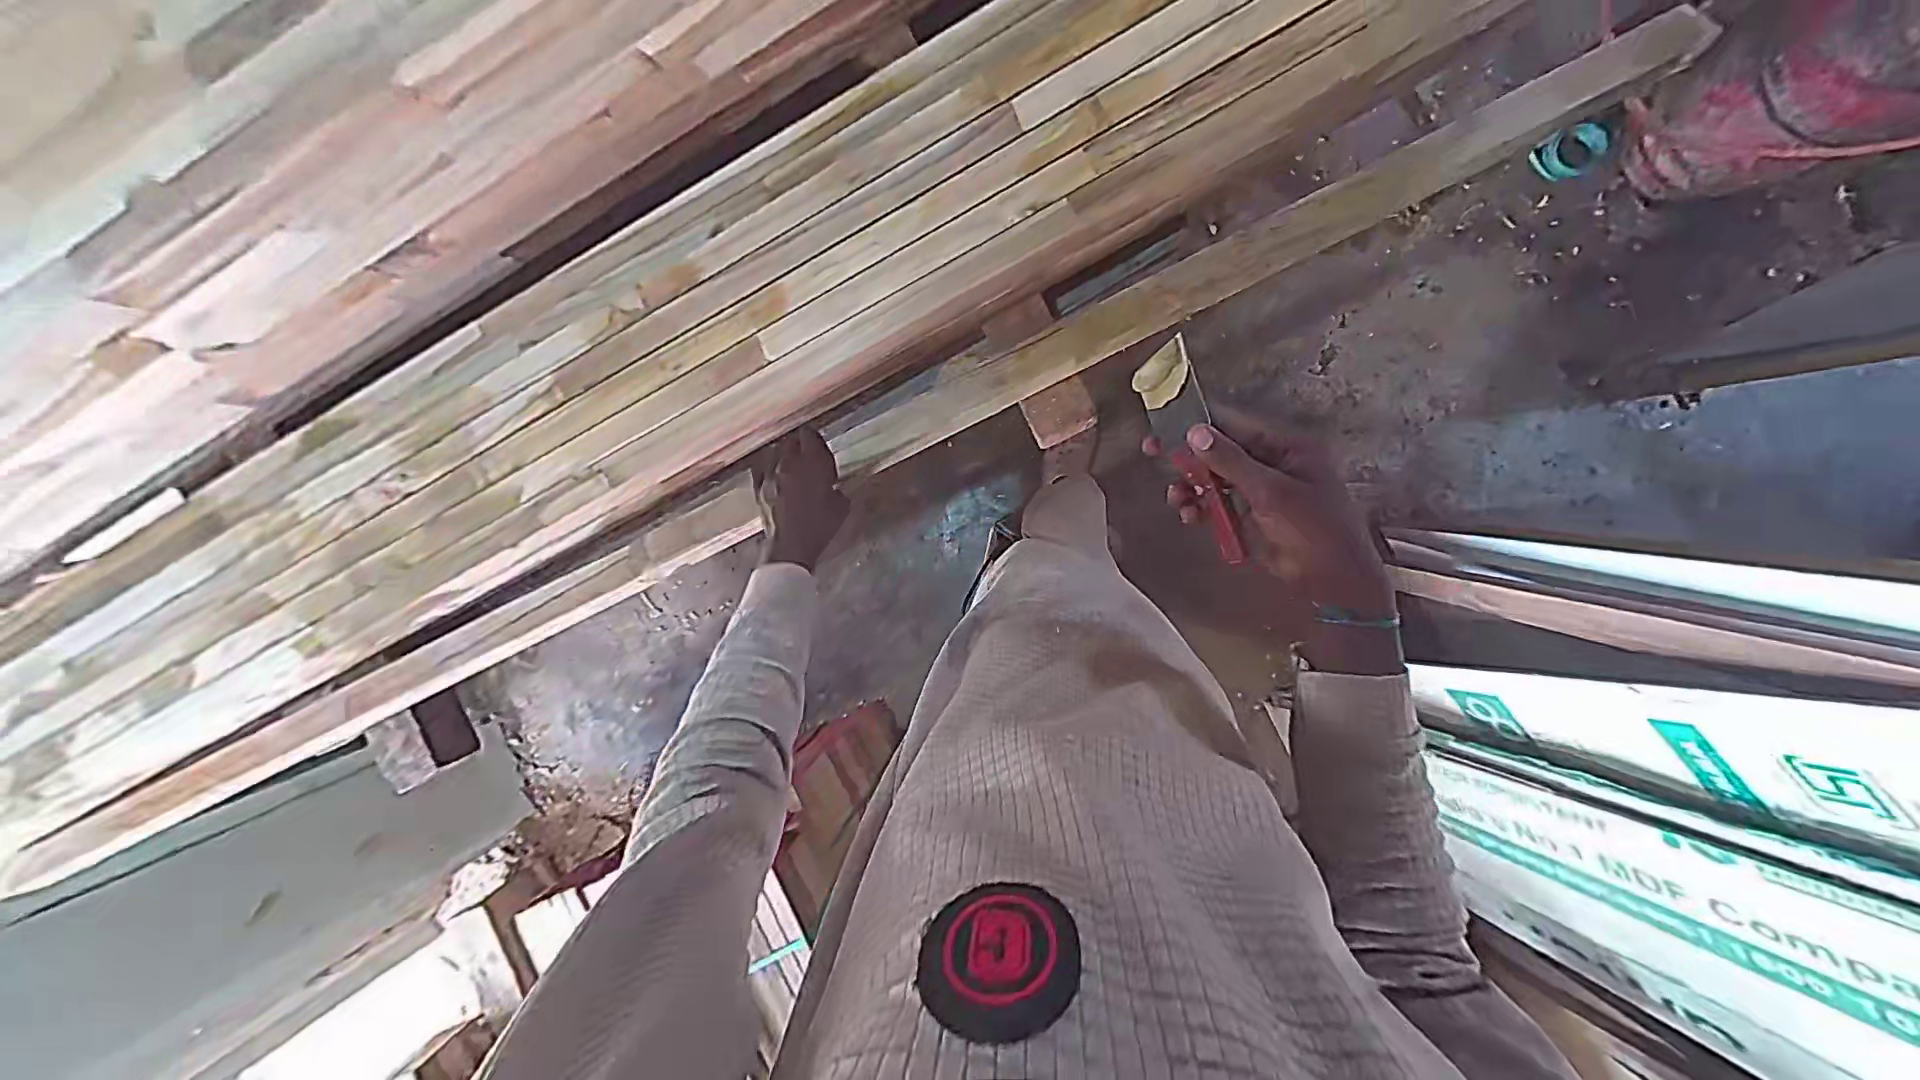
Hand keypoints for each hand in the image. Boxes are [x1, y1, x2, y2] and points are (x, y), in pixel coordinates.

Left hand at [751, 427, 849, 571]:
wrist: (791, 546)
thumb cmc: (820, 526)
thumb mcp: (841, 506)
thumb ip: (837, 488)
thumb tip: (833, 487)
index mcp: (812, 463)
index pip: (810, 435)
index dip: (816, 439)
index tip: (820, 448)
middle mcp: (789, 462)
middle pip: (791, 440)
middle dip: (800, 446)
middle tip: (808, 458)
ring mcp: (770, 473)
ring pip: (774, 450)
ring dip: (783, 454)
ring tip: (790, 464)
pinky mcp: (758, 486)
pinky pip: (761, 466)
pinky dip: (768, 465)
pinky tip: (773, 473)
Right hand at [1144, 410, 1400, 673]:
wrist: (1333, 582)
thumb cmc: (1316, 531)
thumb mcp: (1272, 492)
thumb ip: (1231, 462)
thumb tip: (1196, 433)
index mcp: (1288, 448)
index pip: (1236, 426)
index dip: (1200, 424)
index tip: (1167, 424)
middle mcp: (1271, 464)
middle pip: (1219, 452)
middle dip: (1188, 455)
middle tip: (1152, 450)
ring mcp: (1258, 491)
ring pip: (1213, 479)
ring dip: (1190, 486)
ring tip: (1177, 497)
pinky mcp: (1248, 516)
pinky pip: (1215, 504)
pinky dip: (1199, 507)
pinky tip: (1190, 514)